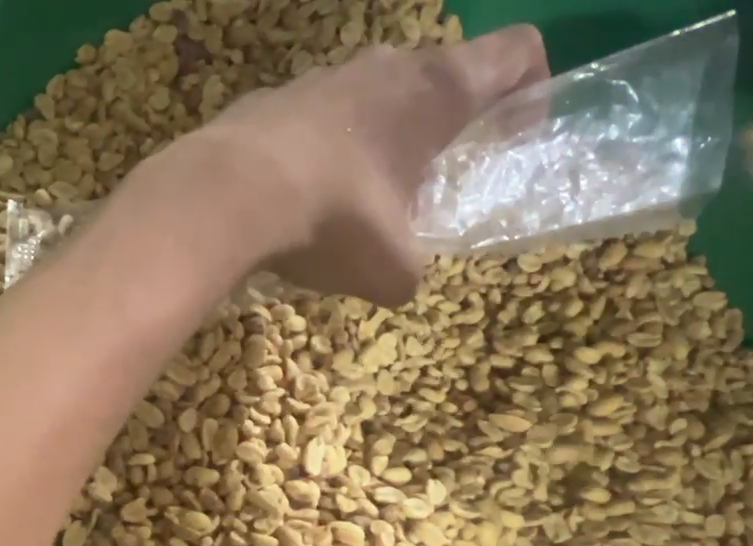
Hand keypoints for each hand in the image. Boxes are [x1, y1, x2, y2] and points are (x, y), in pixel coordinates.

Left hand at [159, 26, 548, 306]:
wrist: (224, 196)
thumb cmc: (331, 219)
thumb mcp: (388, 266)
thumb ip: (407, 272)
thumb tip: (398, 284)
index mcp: (436, 90)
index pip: (515, 53)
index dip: (528, 86)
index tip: (513, 131)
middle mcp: (380, 67)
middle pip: (429, 77)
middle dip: (433, 125)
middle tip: (420, 180)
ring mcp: (314, 78)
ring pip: (358, 98)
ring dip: (363, 139)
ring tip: (344, 197)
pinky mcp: (260, 103)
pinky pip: (298, 123)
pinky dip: (304, 153)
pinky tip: (284, 199)